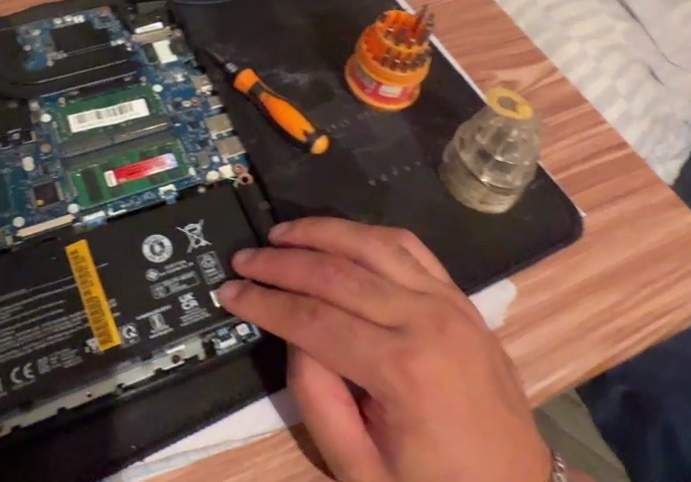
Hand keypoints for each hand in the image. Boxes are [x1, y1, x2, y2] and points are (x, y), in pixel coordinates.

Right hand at [218, 219, 552, 481]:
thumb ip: (317, 397)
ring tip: (282, 234)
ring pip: (372, 244)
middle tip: (244, 258)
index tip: (229, 291)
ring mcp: (450, 302)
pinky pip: (410, 247)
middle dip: (282, 262)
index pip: (314, 318)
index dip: (265, 302)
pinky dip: (367, 234)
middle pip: (338, 272)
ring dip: (321, 232)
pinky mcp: (461, 298)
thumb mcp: (360, 469)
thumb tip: (292, 333)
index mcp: (402, 370)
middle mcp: (426, 320)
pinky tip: (339, 236)